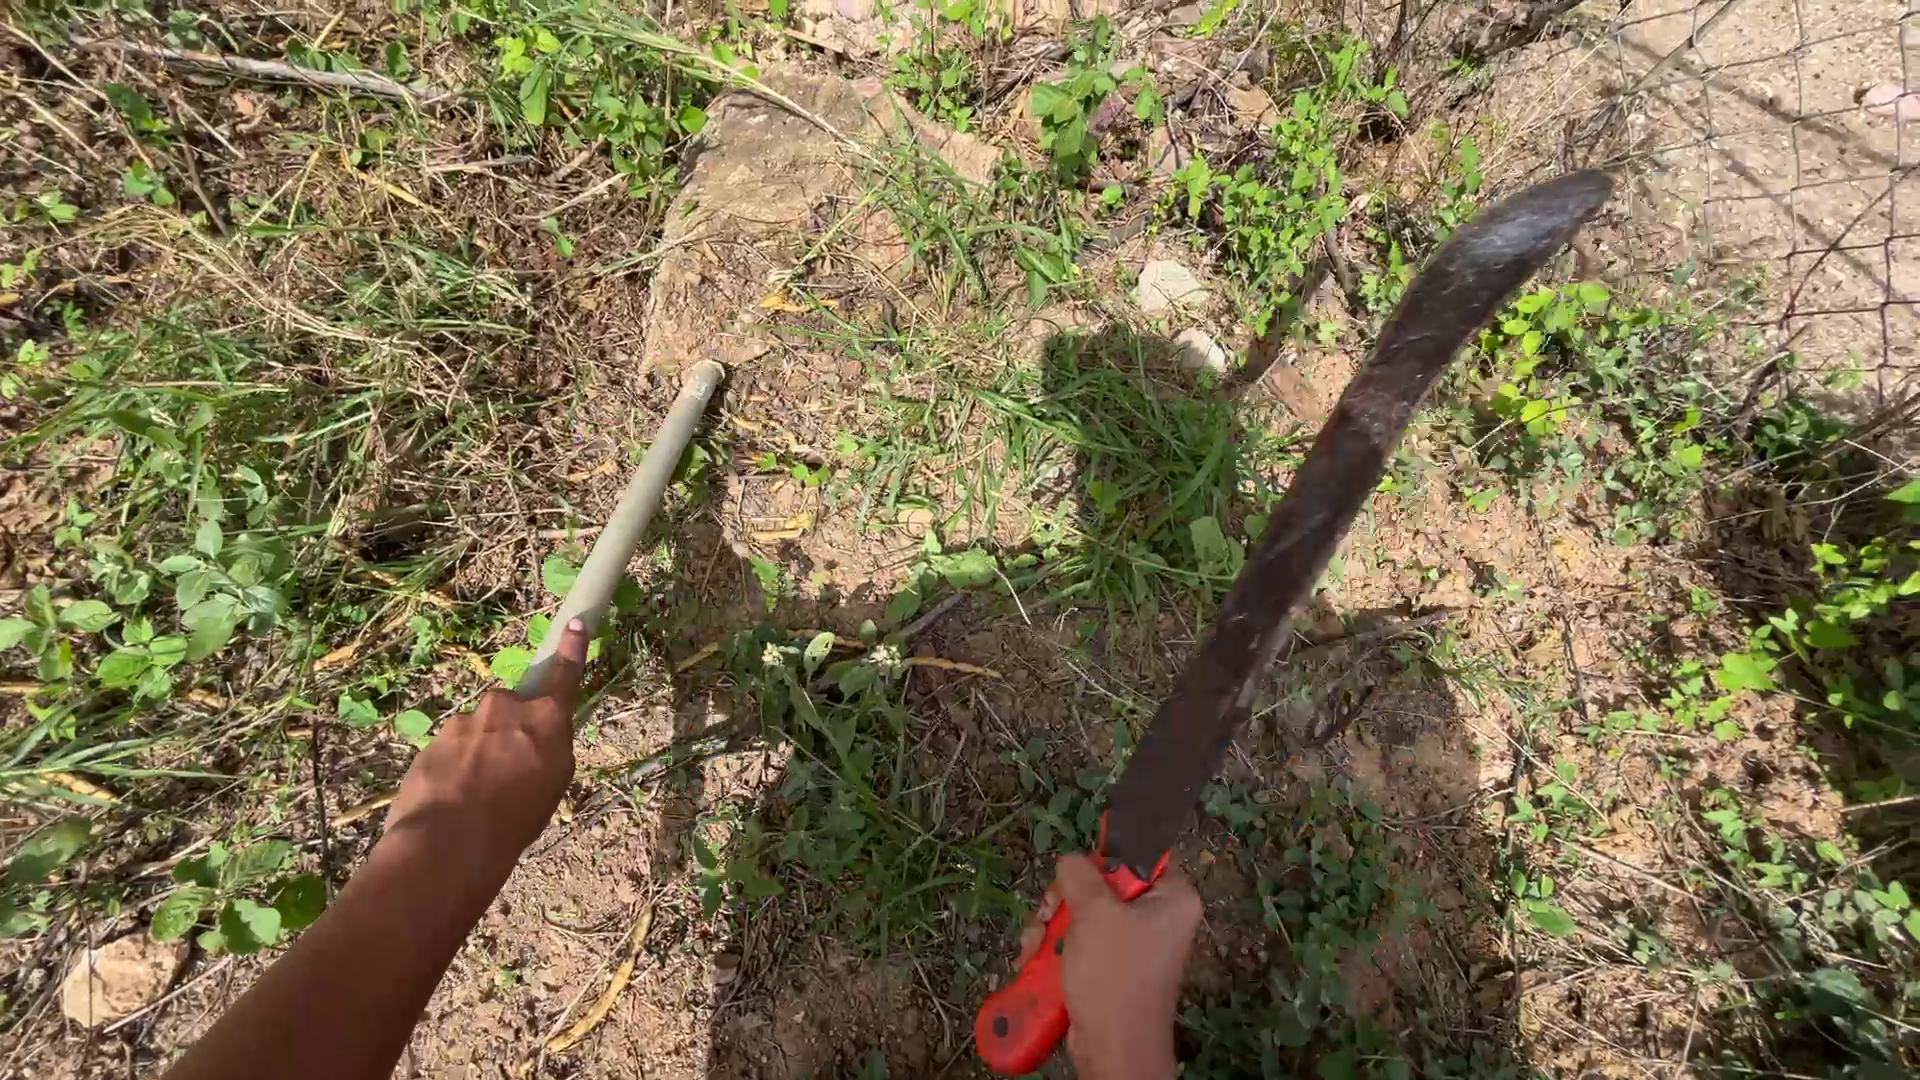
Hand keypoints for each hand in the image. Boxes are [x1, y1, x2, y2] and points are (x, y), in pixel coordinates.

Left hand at [383, 617, 588, 876]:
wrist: (447, 843)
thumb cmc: (518, 815)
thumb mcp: (556, 780)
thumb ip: (551, 745)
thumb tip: (538, 737)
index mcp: (545, 715)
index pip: (564, 671)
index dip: (573, 646)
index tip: (577, 622)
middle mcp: (505, 707)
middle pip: (513, 707)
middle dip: (511, 728)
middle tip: (510, 768)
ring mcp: (465, 722)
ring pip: (480, 728)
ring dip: (481, 750)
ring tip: (478, 793)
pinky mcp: (432, 741)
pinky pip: (452, 747)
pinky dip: (456, 766)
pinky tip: (454, 798)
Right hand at [1015, 855, 1201, 1079]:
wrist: (1112, 1052)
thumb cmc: (1114, 975)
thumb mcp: (1095, 911)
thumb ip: (1079, 872)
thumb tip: (1071, 861)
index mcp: (1172, 897)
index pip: (1138, 854)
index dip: (1103, 858)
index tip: (1079, 874)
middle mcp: (1157, 916)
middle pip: (1101, 882)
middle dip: (1065, 899)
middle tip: (1050, 913)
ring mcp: (1131, 942)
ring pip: (1082, 909)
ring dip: (1051, 924)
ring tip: (1037, 945)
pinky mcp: (1109, 964)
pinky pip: (1078, 937)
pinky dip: (1054, 946)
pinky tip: (1036, 959)